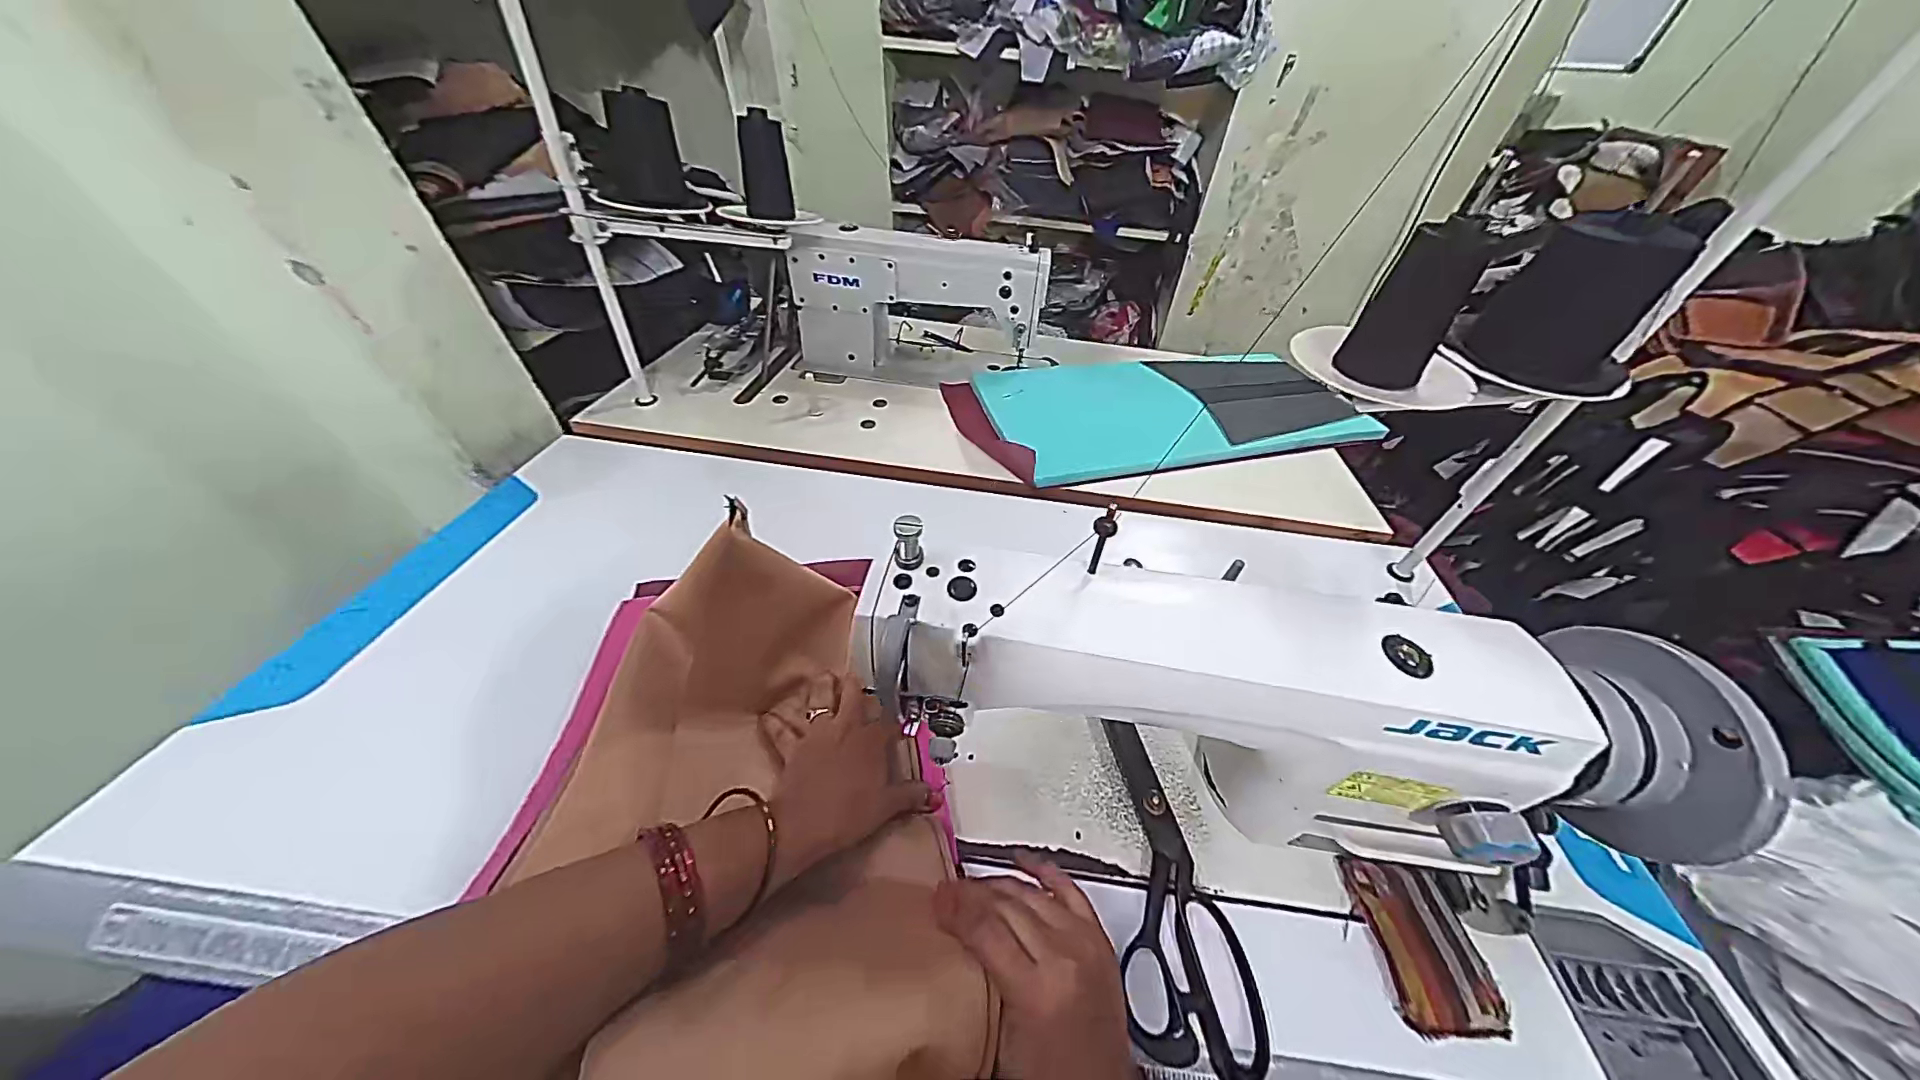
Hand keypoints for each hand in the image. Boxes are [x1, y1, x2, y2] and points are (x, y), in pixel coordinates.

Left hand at [760, 670, 934, 886]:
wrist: (803, 826)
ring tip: (823, 677)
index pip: (887, 724)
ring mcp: (816, 735)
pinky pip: (781, 731)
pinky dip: (775, 724)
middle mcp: (845, 729)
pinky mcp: (792, 747)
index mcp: (870, 741)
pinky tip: (768, 716)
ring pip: (818, 701)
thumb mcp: (886, 807)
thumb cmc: (849, 814)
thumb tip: (932, 795)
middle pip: (852, 696)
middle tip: (855, 680)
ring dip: (820, 688)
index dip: (892, 724)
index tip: (896, 728)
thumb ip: (910, 796)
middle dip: (855, 687)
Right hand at [935, 854, 1134, 1079]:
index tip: (938, 898)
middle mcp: (1064, 959)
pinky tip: (1026, 862)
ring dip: (999, 883)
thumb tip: (950, 939)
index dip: (956, 909)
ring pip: (1032, 893)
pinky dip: (1046, 872)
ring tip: (975, 883)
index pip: (985, 929)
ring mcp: (1085, 944)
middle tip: (949, 889)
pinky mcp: (1099, 939)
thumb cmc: (1051, 1076)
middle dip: (971, 892)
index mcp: (1035, 991)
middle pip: (1007, 904)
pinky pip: (1070, 891)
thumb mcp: (998, 1040)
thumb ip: (977, 985)